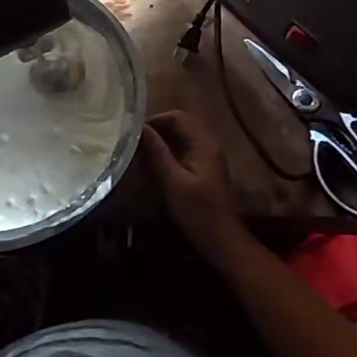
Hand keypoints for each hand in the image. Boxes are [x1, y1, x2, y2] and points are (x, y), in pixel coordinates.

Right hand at [141, 110, 240, 241]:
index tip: (135, 133)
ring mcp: (207, 158)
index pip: (179, 117)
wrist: (222, 239)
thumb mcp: (174, 182)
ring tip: (140, 153)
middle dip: (158, 130)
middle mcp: (208, 145)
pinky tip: (153, 165)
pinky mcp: (204, 170)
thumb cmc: (198, 212)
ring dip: (162, 142)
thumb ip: (158, 154)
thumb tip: (141, 129)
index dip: (156, 120)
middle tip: (134, 143)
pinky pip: (184, 152)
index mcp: (204, 144)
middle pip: (181, 125)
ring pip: (181, 139)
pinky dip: (168, 153)